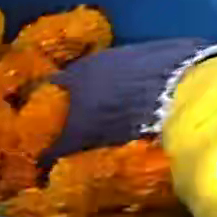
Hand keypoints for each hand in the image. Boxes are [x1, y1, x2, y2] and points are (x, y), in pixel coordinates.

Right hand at [41, 38, 216, 162]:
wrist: (180, 89)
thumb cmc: (116, 116)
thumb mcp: (78, 140)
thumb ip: (53, 152)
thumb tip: (36, 167)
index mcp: (73, 73)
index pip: (49, 86)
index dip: (46, 104)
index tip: (46, 120)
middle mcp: (99, 56)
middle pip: (83, 78)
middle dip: (81, 96)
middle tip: (81, 119)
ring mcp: (134, 50)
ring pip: (114, 72)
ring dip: (112, 90)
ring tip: (117, 113)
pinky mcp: (167, 50)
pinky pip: (143, 71)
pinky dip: (140, 85)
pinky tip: (145, 103)